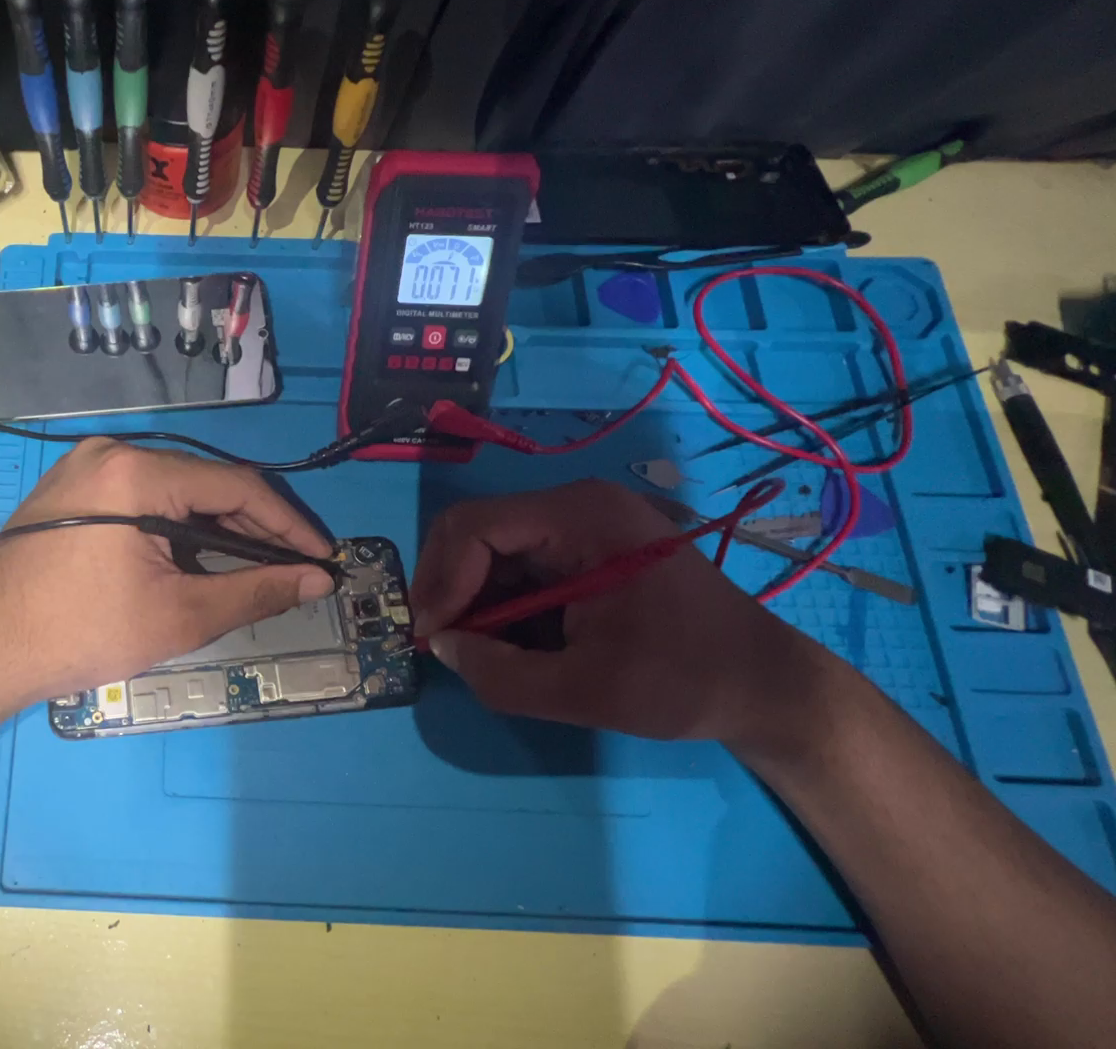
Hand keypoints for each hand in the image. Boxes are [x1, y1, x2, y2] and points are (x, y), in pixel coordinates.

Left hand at [0, 439, 336, 710]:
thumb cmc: (81, 635)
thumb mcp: (178, 616)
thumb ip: (255, 591)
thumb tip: (318, 580)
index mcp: (136, 472)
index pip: (235, 485)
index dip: (286, 522)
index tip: (322, 554)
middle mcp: (110, 453)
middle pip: (202, 484)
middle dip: (252, 527)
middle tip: (293, 566)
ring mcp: (83, 469)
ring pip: (171, 492)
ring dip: (215, 530)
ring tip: (253, 568)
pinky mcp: (69, 492)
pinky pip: (139, 500)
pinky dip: (175, 529)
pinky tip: (197, 561)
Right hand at [410, 479, 847, 751]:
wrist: (765, 686)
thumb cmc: (687, 681)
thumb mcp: (585, 692)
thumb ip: (500, 674)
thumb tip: (441, 647)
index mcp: (582, 517)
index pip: (474, 526)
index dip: (441, 580)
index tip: (432, 637)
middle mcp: (574, 506)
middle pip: (472, 530)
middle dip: (446, 586)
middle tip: (439, 640)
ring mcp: (578, 524)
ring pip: (486, 548)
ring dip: (468, 597)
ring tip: (472, 647)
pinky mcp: (581, 548)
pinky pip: (513, 564)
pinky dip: (494, 602)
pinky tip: (503, 640)